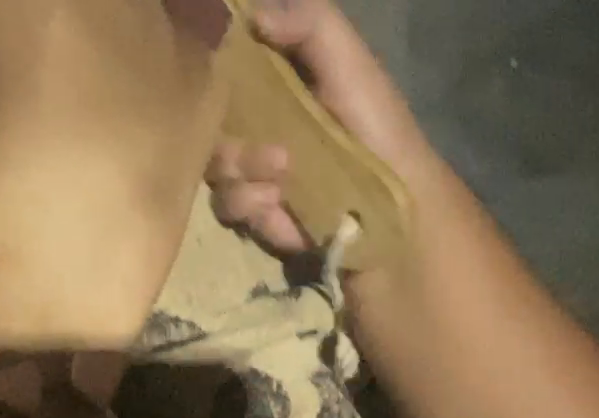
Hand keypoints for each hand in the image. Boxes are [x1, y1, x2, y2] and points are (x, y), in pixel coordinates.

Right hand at [207, 0, 429, 253]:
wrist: (391, 202)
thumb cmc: (374, 124)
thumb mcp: (349, 61)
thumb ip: (310, 24)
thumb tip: (254, 15)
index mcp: (274, 87)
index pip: (226, 74)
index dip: (216, 73)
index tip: (220, 75)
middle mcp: (256, 128)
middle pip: (207, 128)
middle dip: (230, 140)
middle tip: (274, 150)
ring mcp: (252, 174)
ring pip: (214, 169)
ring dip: (242, 172)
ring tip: (282, 176)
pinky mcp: (255, 216)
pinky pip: (228, 207)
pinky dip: (249, 203)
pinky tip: (277, 203)